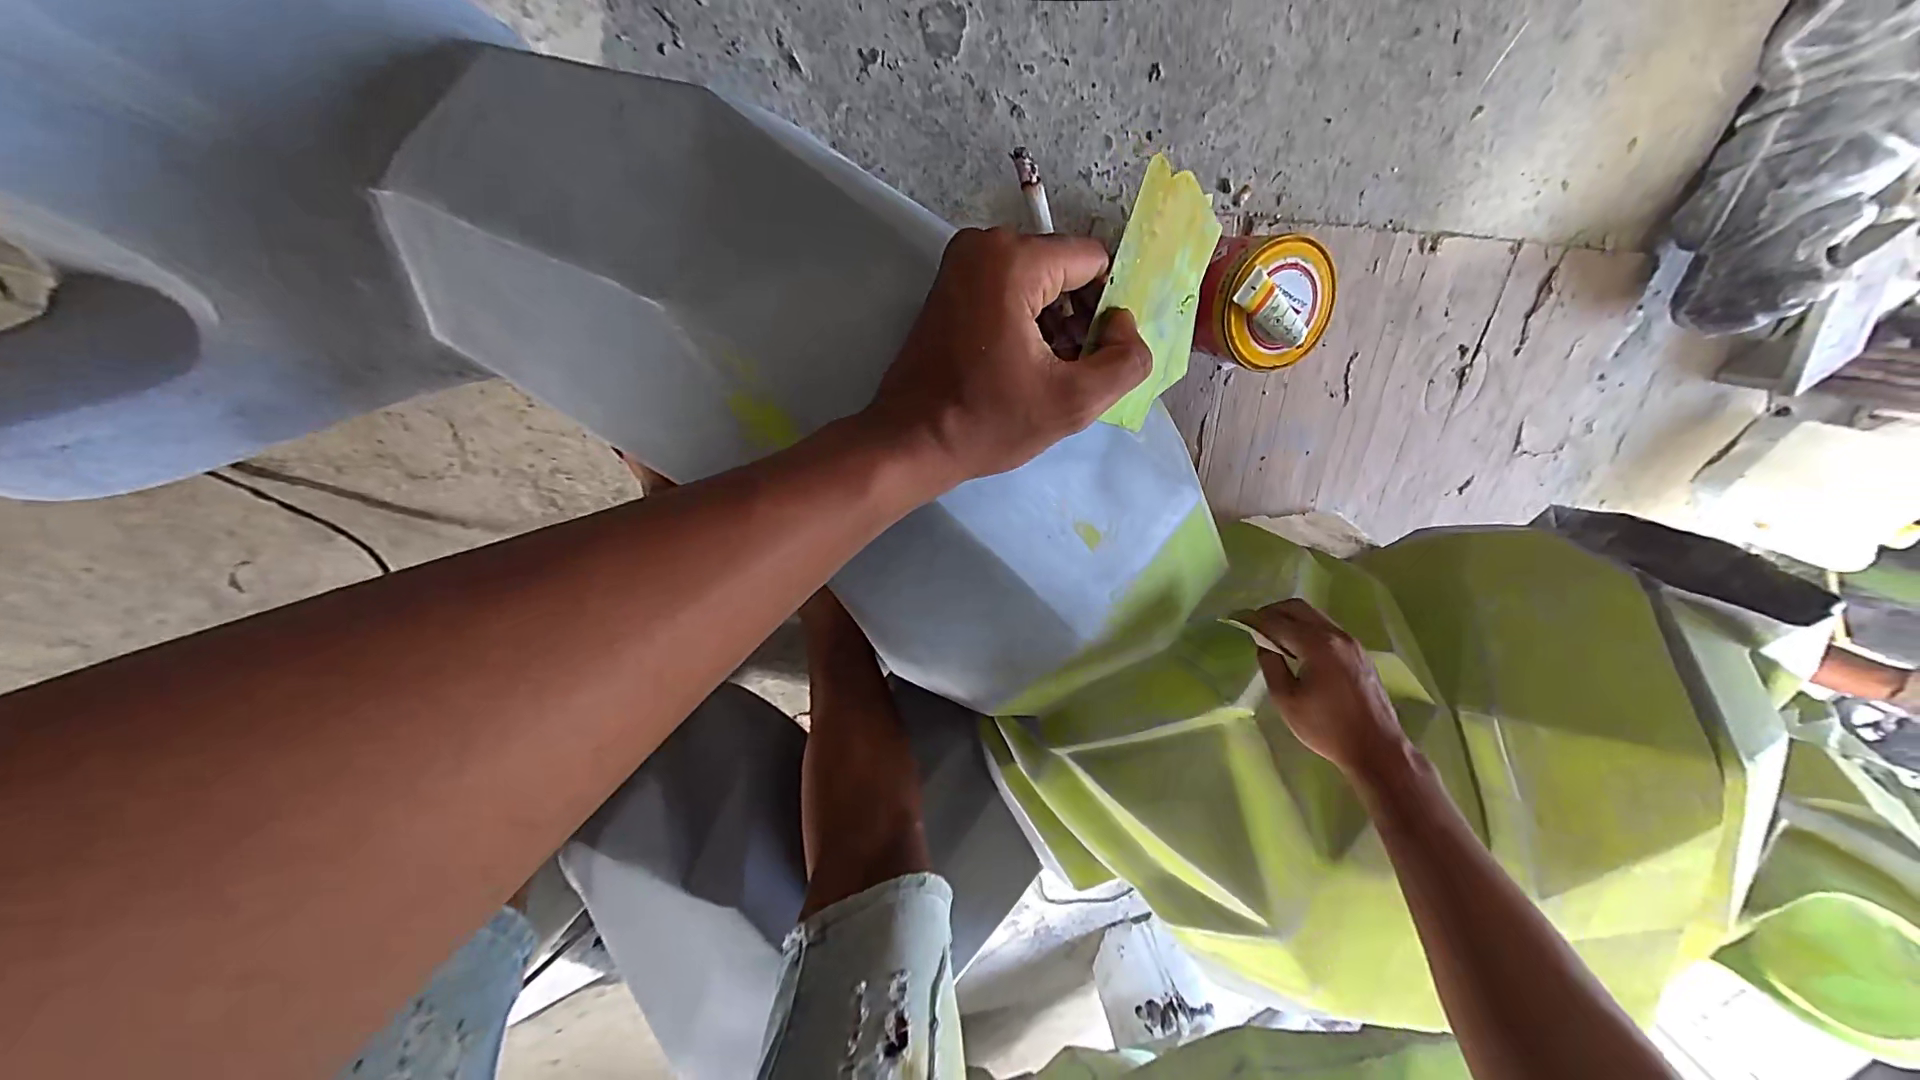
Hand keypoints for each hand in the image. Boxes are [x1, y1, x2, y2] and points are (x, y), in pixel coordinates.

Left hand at [864, 227, 1150, 485]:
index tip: (1090, 356)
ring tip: (1043, 375)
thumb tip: (1123, 325)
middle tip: (1066, 371)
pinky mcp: (948, 288)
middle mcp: (983, 245)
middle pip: (1064, 271)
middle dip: (1078, 319)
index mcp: (1013, 260)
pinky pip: (1008, 292)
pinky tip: (1019, 367)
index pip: (1094, 262)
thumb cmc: (987, 422)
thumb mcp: (1075, 402)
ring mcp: (959, 264)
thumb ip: (1126, 360)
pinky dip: (1024, 323)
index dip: (1106, 310)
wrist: (911, 442)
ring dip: (1053, 325)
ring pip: (1038, 283)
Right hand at [1245, 599, 1409, 776]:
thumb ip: (1271, 665)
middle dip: (1272, 612)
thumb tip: (1264, 645)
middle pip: (1298, 608)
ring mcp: (1352, 643)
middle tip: (1253, 625)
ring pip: (1314, 616)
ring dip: (1290, 619)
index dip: (1254, 619)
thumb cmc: (1326, 727)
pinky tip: (1297, 649)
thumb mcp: (1285, 699)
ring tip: (1272, 637)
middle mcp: (1337, 636)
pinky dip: (1306, 629)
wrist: (1377, 748)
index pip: (1277, 622)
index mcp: (1317, 645)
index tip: (1236, 618)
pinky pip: (1327, 628)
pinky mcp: (1360, 654)